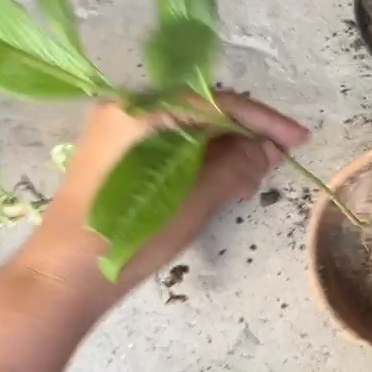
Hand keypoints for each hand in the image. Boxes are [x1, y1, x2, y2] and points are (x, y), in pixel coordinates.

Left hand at [12, 92, 308, 304]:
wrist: (71, 269)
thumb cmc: (133, 232)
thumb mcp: (194, 198)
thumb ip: (234, 166)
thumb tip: (269, 150)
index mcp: (143, 110)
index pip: (217, 102)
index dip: (264, 121)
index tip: (300, 139)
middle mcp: (129, 109)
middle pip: (203, 109)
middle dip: (245, 136)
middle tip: (277, 163)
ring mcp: (122, 132)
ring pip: (190, 128)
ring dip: (226, 151)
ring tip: (251, 183)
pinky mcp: (121, 155)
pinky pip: (172, 144)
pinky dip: (203, 160)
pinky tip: (223, 184)